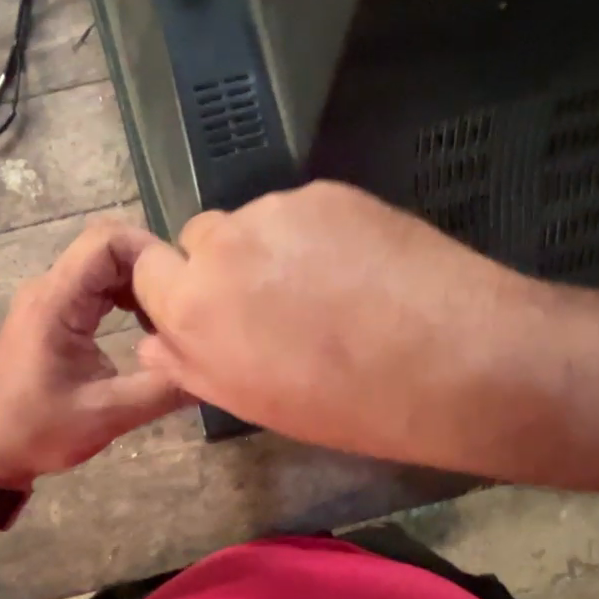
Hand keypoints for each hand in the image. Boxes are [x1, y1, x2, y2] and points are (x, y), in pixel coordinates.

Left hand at [0, 221, 190, 487]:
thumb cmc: (36, 432)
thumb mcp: (107, 414)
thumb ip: (163, 389)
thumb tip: (214, 370)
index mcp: (56, 302)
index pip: (107, 241)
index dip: (151, 251)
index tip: (183, 286)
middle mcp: (49, 288)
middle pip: (108, 249)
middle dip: (152, 270)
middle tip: (186, 305)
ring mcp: (48, 300)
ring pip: (103, 268)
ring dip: (141, 286)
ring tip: (172, 321)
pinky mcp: (52, 316)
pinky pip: (95, 289)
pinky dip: (126, 300)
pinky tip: (147, 330)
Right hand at [131, 181, 547, 463]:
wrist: (451, 359)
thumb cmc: (349, 406)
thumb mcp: (255, 402)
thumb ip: (194, 364)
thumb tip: (159, 338)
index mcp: (194, 308)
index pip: (148, 271)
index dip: (178, 289)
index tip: (212, 310)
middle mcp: (222, 247)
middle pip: (202, 239)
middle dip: (226, 266)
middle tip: (279, 303)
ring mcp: (277, 212)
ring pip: (256, 223)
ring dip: (275, 248)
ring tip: (334, 288)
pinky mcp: (328, 192)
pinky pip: (304, 210)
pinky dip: (321, 234)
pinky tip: (363, 267)